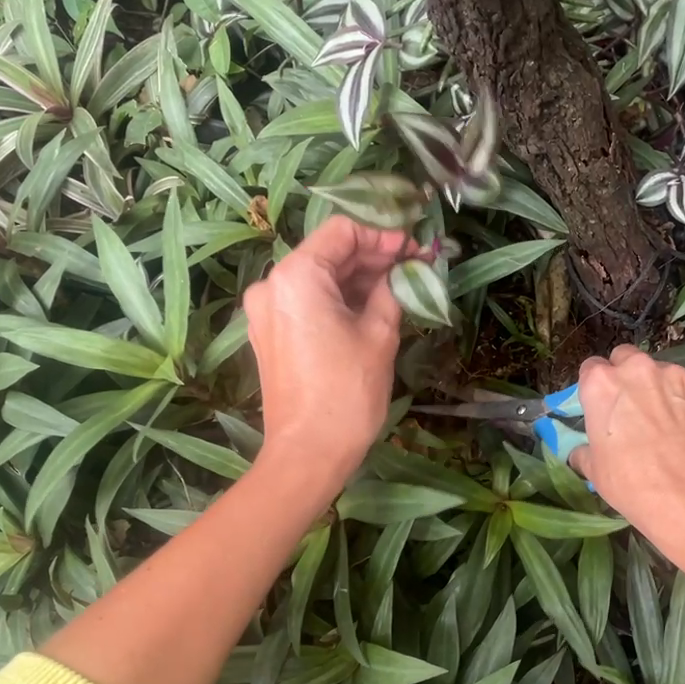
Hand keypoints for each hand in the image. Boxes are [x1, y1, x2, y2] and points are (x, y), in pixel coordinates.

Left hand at [244, 218, 412, 488]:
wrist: (308, 452)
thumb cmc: (348, 392)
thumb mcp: (380, 335)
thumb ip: (392, 290)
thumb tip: (406, 268)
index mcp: (297, 276)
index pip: (342, 231)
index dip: (383, 235)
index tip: (415, 248)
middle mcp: (272, 285)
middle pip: (329, 253)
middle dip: (374, 257)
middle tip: (417, 266)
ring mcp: (267, 312)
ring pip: (321, 279)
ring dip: (359, 280)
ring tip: (402, 288)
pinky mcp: (271, 335)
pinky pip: (309, 303)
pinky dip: (340, 300)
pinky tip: (374, 308)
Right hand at [569, 345, 684, 526]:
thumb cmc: (630, 483)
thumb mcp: (594, 471)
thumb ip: (585, 452)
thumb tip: (582, 453)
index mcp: (602, 383)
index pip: (591, 368)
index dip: (596, 388)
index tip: (601, 406)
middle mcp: (639, 369)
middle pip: (628, 358)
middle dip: (628, 376)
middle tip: (633, 408)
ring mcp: (679, 376)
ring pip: (665, 374)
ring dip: (662, 391)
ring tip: (669, 425)